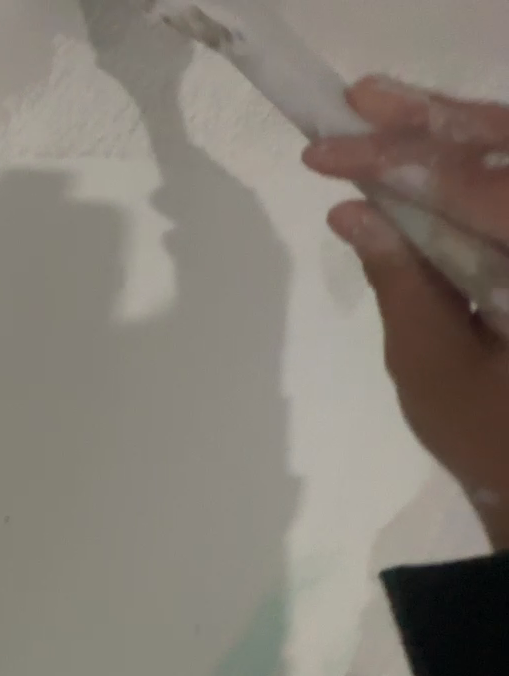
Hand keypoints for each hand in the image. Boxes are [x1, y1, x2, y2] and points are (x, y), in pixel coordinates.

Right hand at [303, 76, 508, 548]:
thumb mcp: (433, 363)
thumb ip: (404, 280)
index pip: (486, 191)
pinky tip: (440, 155)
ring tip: (389, 114)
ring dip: (466, 131)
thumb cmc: (492, 433)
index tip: (326, 150)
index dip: (404, 162)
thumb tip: (356, 214)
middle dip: (441, 123)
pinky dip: (487, 169)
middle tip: (360, 99)